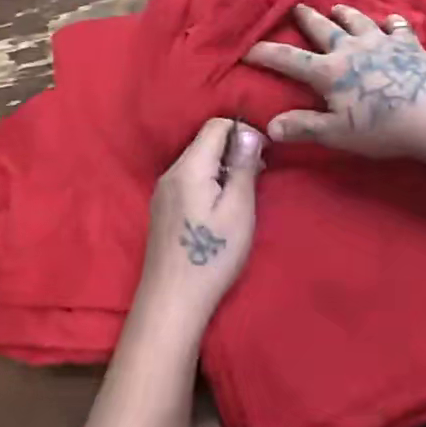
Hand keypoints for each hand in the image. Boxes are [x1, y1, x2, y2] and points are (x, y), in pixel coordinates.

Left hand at [133, 117, 264, 329]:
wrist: (172, 300)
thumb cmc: (212, 256)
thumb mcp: (238, 209)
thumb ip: (243, 167)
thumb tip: (249, 133)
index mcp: (188, 167)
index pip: (215, 126)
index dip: (243, 132)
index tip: (264, 157)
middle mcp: (170, 173)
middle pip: (204, 143)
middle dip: (234, 151)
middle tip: (258, 178)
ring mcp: (162, 192)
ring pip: (196, 162)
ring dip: (222, 169)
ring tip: (242, 196)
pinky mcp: (161, 210)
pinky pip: (188, 181)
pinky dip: (208, 183)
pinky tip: (219, 211)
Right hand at [244, 3, 425, 160]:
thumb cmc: (381, 127)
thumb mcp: (336, 133)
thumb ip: (303, 127)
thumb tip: (269, 127)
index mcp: (329, 71)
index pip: (289, 60)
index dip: (266, 54)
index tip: (248, 49)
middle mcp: (352, 49)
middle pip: (323, 29)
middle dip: (307, 19)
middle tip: (296, 7)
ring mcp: (382, 43)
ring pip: (357, 21)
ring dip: (344, 14)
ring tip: (336, 7)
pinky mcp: (409, 45)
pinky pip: (398, 28)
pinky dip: (391, 23)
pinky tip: (391, 21)